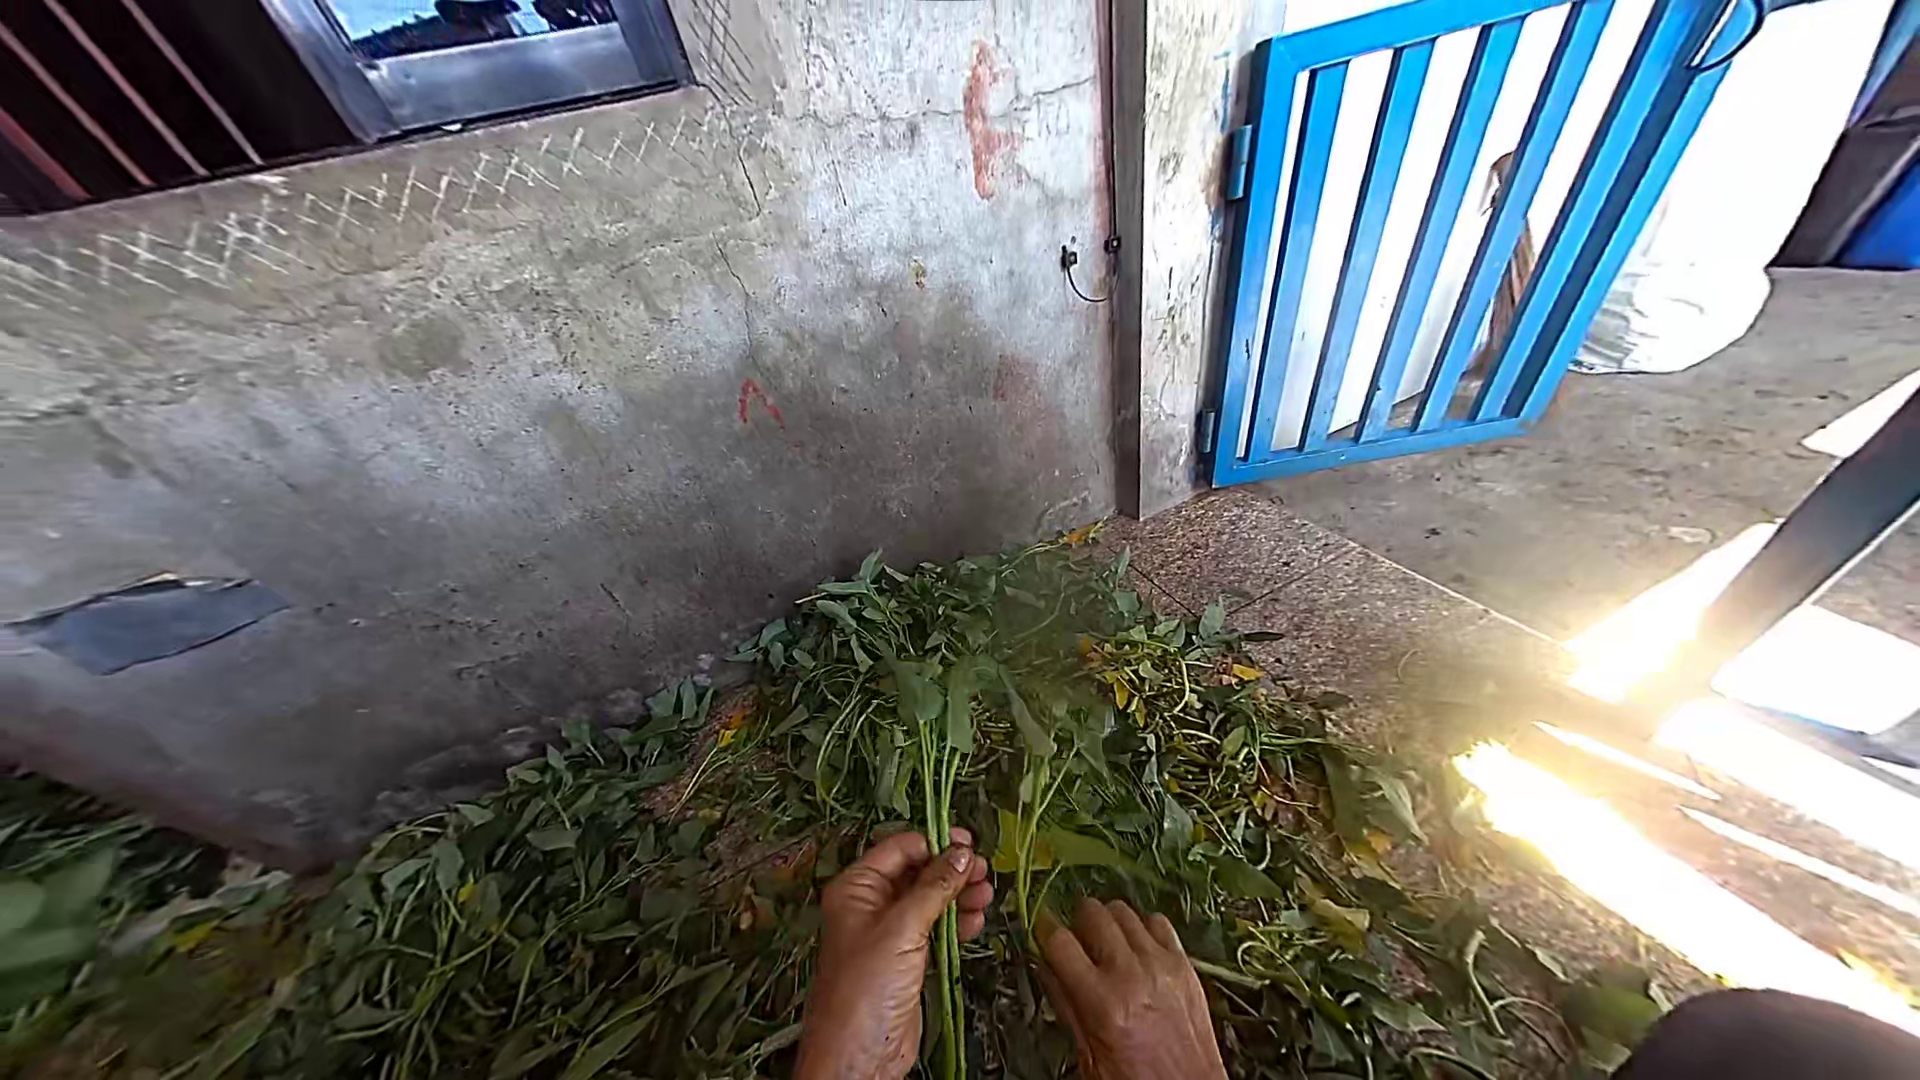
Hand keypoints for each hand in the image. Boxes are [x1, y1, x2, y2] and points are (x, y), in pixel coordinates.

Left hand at [794, 827, 993, 1079]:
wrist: (859, 1062)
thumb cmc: (867, 987)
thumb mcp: (902, 927)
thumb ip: (934, 886)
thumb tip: (961, 852)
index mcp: (858, 886)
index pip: (900, 849)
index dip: (934, 843)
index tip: (967, 843)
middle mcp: (872, 903)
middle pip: (918, 872)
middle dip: (950, 870)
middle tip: (982, 869)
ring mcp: (891, 931)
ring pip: (930, 900)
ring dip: (959, 895)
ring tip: (986, 894)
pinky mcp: (908, 957)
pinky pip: (936, 927)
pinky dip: (956, 922)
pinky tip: (976, 919)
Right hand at [1040, 898, 1226, 1079]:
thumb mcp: (1089, 1057)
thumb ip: (1065, 1004)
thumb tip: (1044, 963)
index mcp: (1102, 1003)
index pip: (1059, 940)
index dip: (1045, 929)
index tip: (1043, 929)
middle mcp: (1130, 976)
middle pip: (1092, 911)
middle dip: (1078, 921)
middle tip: (1079, 938)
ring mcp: (1159, 965)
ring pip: (1122, 910)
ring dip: (1109, 922)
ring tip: (1108, 943)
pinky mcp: (1183, 964)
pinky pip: (1157, 920)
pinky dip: (1143, 927)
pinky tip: (1138, 947)